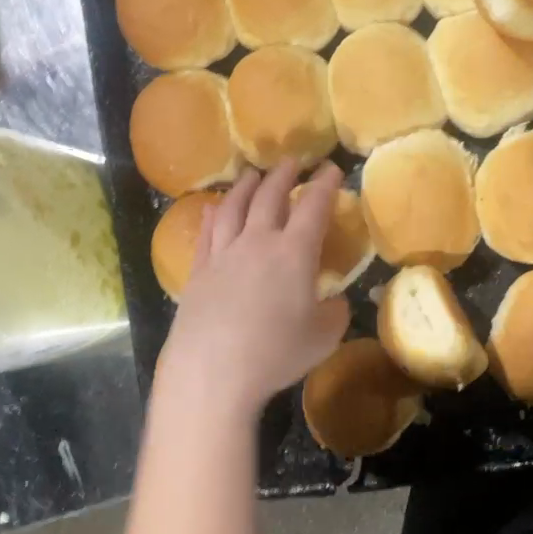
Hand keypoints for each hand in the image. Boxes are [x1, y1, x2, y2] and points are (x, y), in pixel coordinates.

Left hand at [155, 160, 350, 415]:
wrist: (213, 370)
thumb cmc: (276, 353)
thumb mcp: (323, 337)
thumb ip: (334, 313)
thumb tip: (334, 302)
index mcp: (295, 252)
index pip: (314, 207)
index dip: (325, 185)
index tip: (332, 170)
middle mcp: (258, 242)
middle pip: (270, 197)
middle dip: (284, 177)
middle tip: (292, 163)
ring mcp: (224, 254)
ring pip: (234, 207)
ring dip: (246, 187)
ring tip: (252, 175)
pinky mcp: (198, 271)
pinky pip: (207, 233)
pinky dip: (213, 214)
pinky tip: (213, 207)